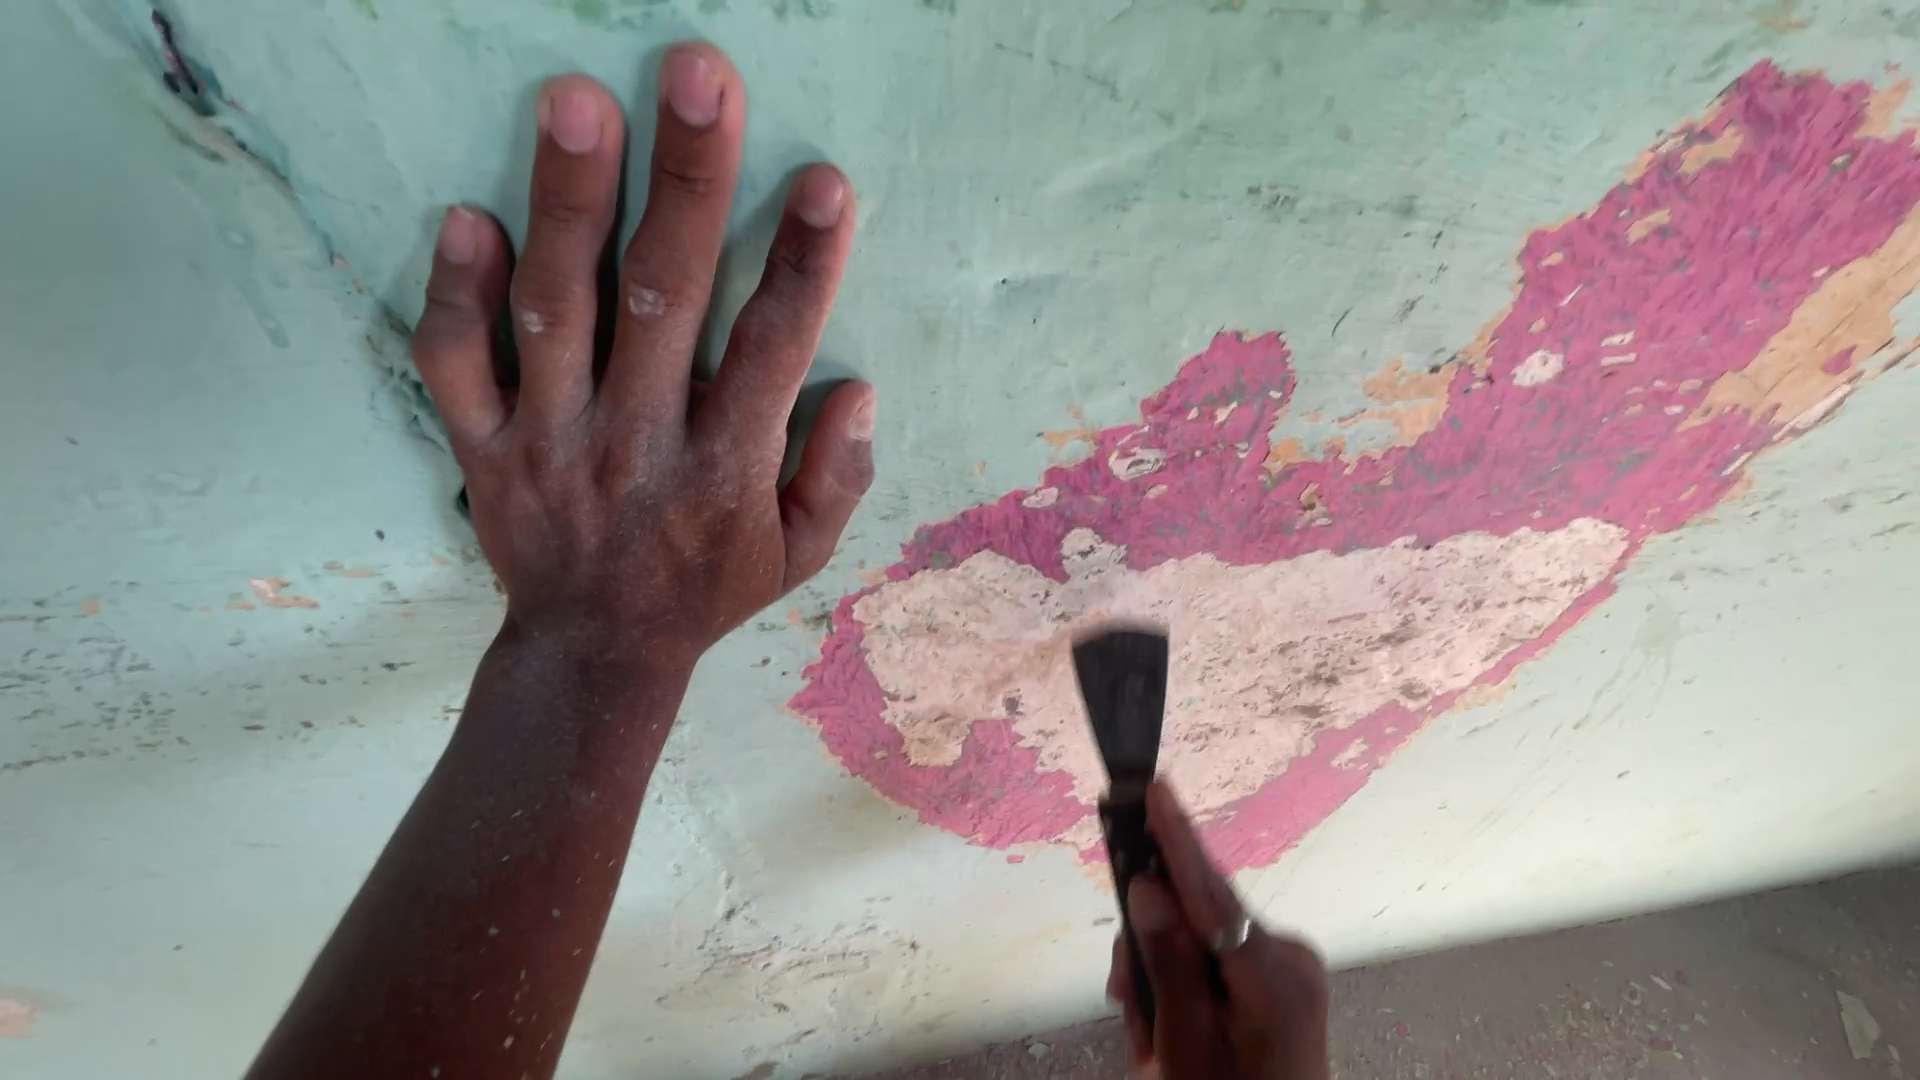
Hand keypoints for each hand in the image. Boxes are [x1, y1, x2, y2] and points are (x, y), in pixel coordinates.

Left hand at [411, 44, 873, 668]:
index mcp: (725, 471)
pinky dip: (456, 295)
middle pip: (663, 301)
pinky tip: (466, 217)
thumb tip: (858, 390)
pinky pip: (457, 368)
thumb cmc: (710, 590)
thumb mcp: (800, 556)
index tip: (825, 185)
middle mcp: (638, 443)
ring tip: (578, 103)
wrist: (597, 650)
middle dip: (689, 186)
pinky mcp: (485, 451)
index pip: (772, 353)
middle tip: (697, 78)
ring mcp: (551, 443)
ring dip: (566, 204)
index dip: (803, 267)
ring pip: (556, 313)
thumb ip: (838, 477)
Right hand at [1108, 782, 1331, 1078]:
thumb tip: (1145, 884)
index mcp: (1275, 979)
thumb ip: (1165, 961)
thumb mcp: (1185, 1045)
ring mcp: (1286, 964)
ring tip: (1145, 1030)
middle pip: (1197, 913)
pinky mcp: (1277, 973)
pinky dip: (1181, 975)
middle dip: (1150, 942)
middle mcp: (1288, 956)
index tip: (1156, 786)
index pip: (1212, 896)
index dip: (1177, 838)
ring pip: (1198, 932)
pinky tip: (1164, 1019)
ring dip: (1161, 969)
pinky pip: (1213, 950)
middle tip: (1121, 995)